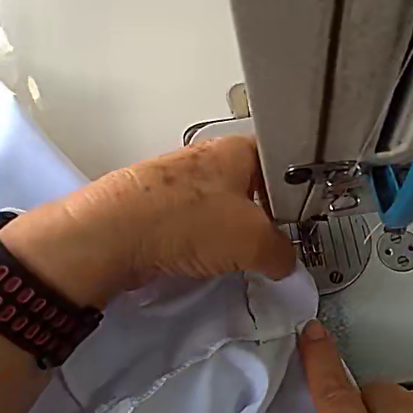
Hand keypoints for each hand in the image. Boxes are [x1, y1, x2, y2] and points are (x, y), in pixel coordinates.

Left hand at [1, 135, 297, 306]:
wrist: (114, 235)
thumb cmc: (186, 221)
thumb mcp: (254, 239)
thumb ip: (281, 252)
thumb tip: (284, 262)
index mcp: (234, 149)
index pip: (278, 160)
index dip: (293, 192)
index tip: (299, 221)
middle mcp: (203, 160)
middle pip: (245, 189)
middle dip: (258, 220)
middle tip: (269, 247)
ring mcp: (173, 185)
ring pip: (214, 211)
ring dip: (225, 237)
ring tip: (234, 260)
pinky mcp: (151, 211)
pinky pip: (187, 229)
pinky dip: (196, 246)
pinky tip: (200, 263)